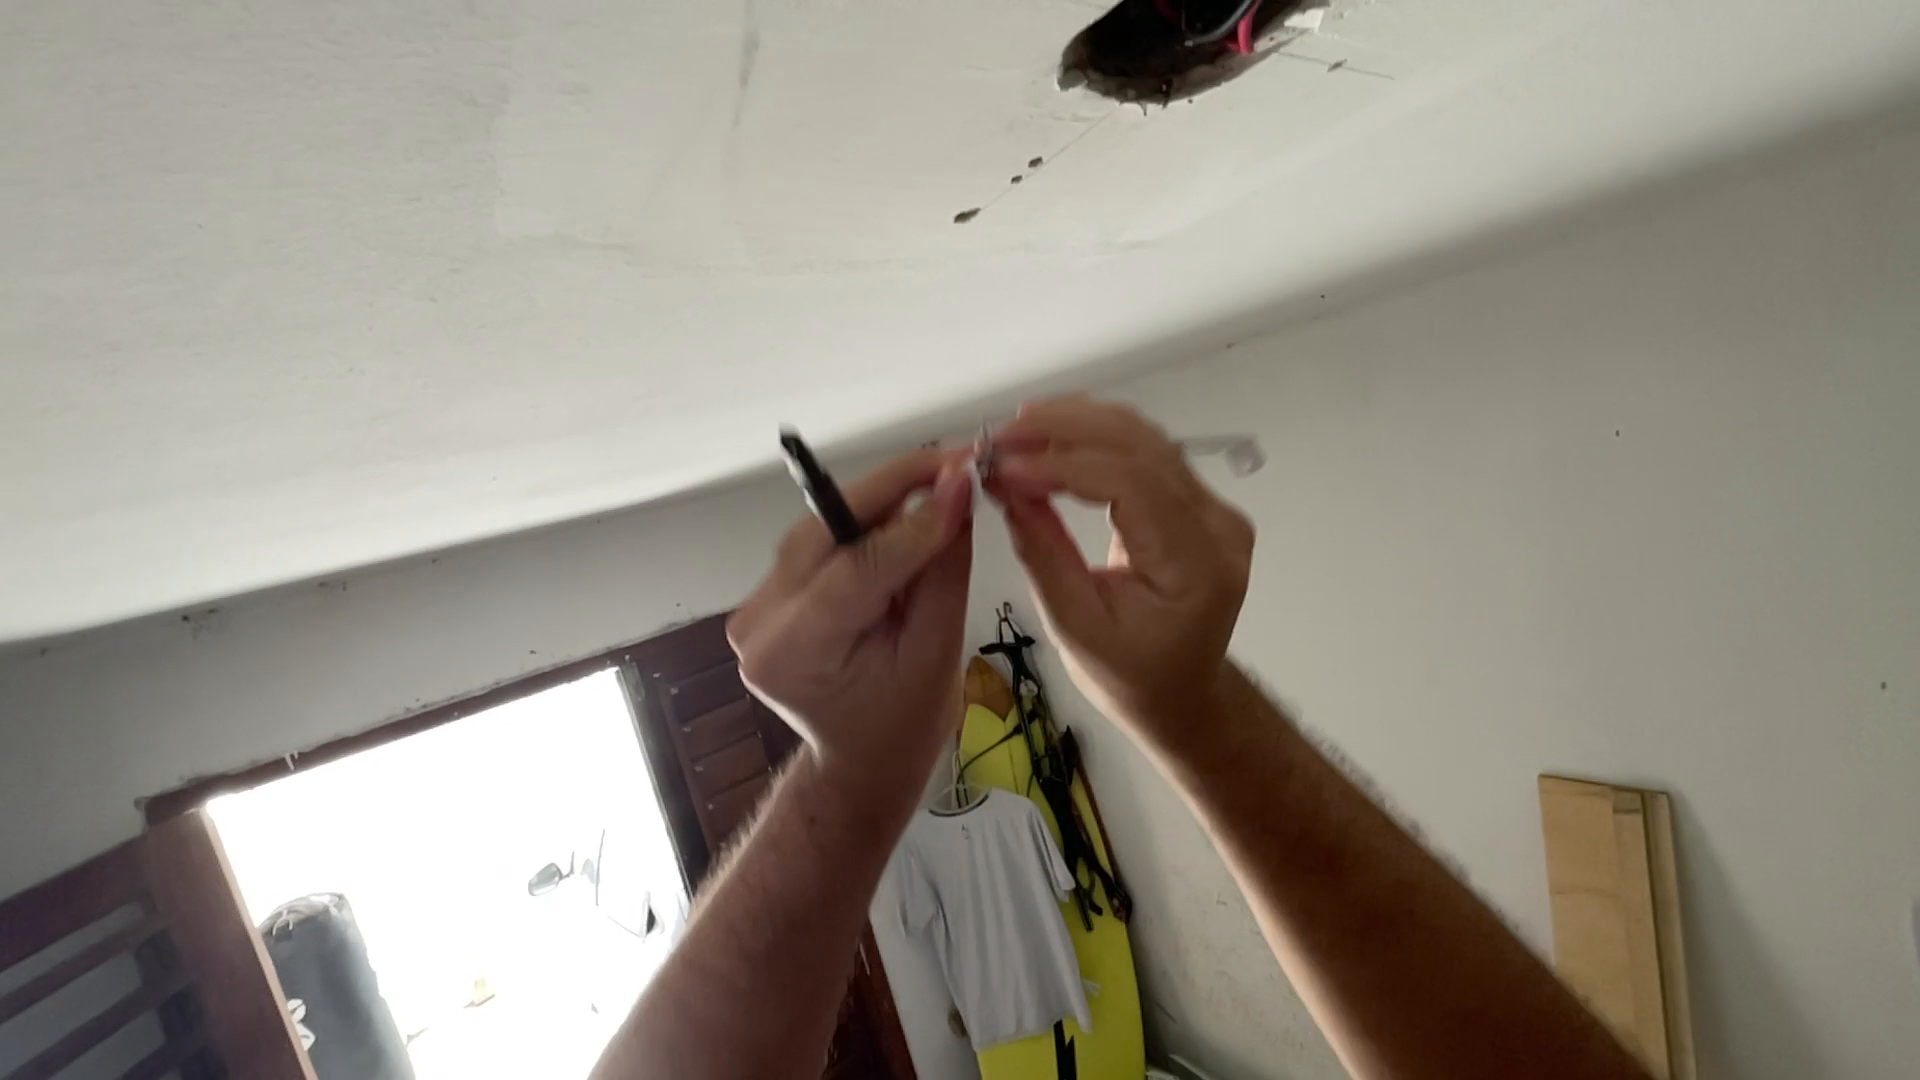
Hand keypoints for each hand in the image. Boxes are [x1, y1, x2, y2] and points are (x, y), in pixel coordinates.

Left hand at [729, 448, 974, 794]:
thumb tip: (956, 491)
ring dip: (880, 503)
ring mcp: (753, 609)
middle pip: (828, 529)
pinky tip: (903, 521)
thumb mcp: (938, 649)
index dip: (915, 517)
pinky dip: (863, 527)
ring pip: (822, 529)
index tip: (964, 476)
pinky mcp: (764, 596)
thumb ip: (941, 567)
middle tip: (951, 462)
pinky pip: (819, 544)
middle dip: (893, 488)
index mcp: (797, 654)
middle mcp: (759, 624)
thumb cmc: (905, 723)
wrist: (859, 760)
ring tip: (936, 489)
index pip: (858, 566)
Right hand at [987, 399, 1253, 747]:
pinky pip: (1146, 452)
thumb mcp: (1075, 626)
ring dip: (1079, 421)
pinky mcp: (1197, 502)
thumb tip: (1006, 486)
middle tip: (1003, 435)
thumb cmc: (1129, 676)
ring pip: (1145, 438)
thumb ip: (1044, 553)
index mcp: (1196, 566)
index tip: (1004, 468)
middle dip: (1066, 428)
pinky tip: (1055, 432)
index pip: (1131, 484)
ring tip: (1019, 426)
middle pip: (1142, 446)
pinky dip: (1096, 435)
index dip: (1062, 465)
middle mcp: (1217, 525)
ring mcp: (1214, 509)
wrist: (1182, 692)